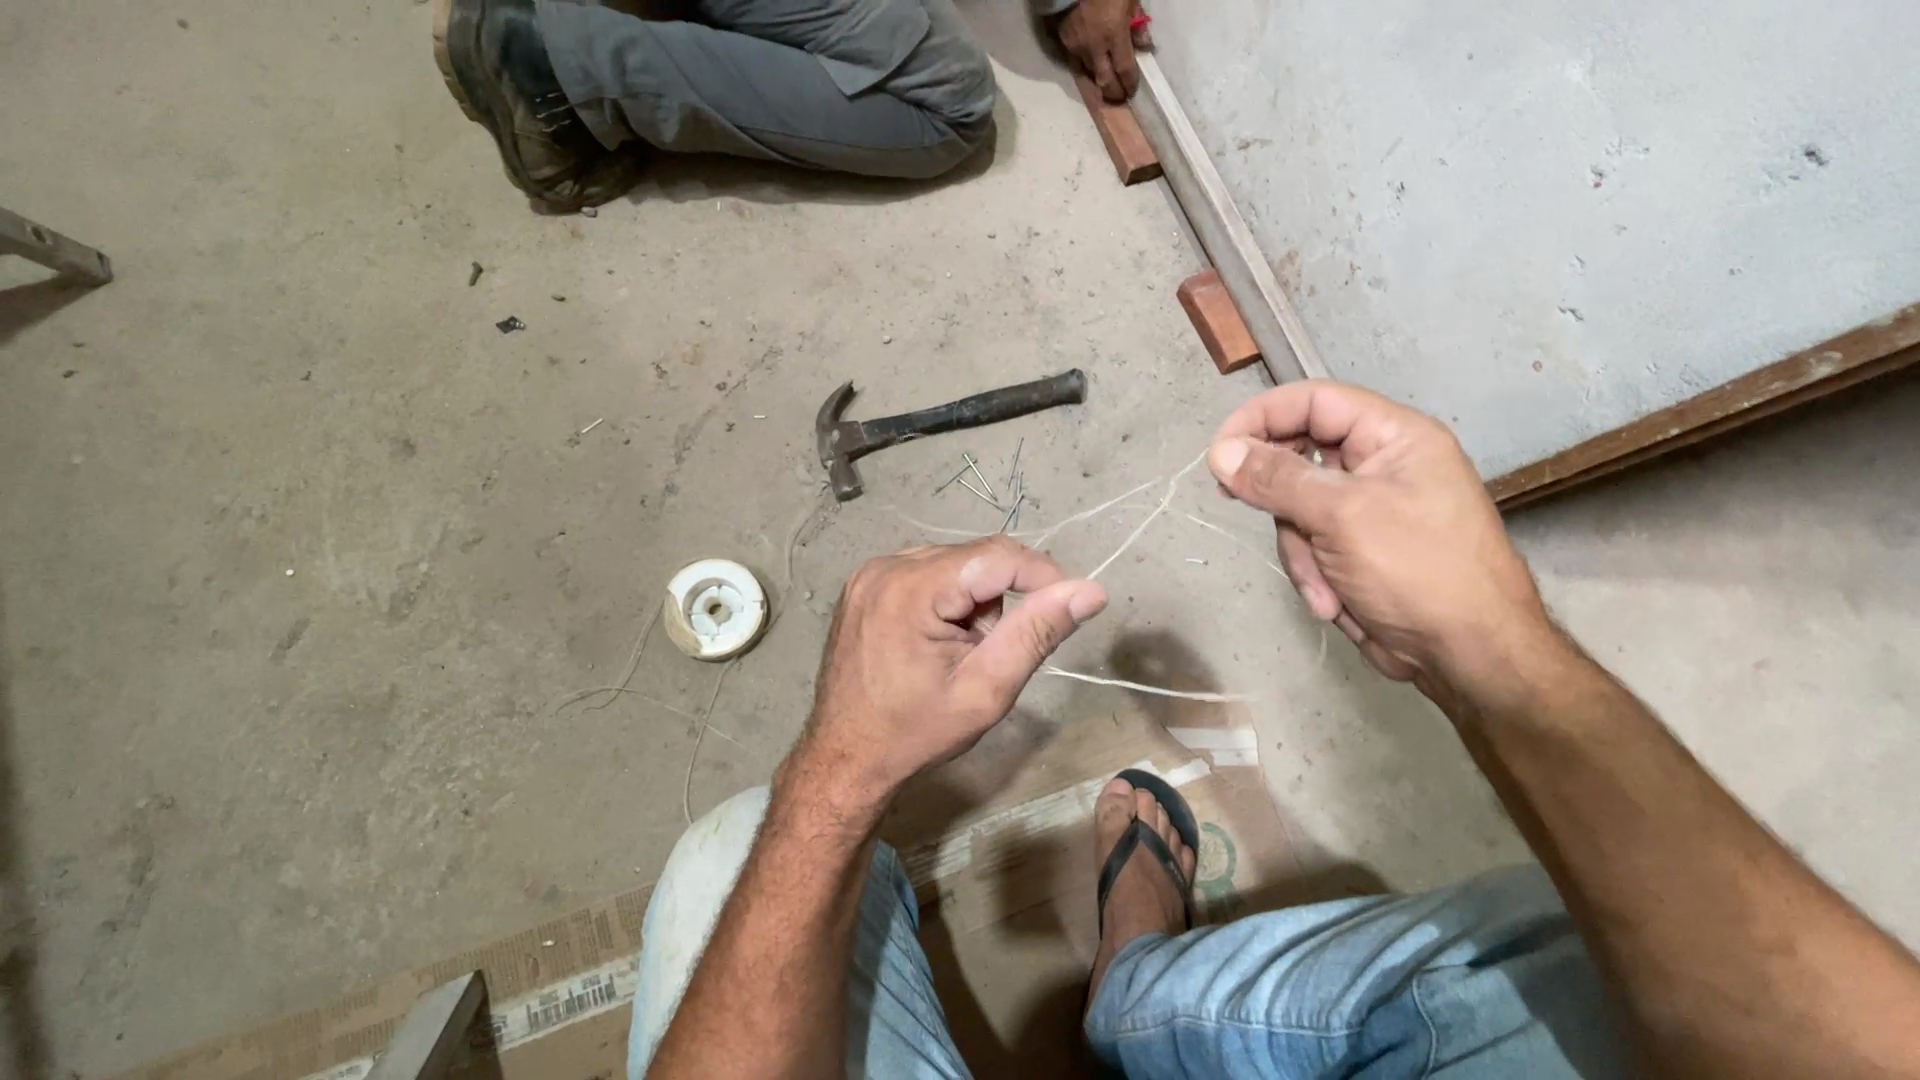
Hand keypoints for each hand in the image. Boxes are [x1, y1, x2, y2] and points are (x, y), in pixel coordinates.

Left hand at [797, 536, 1106, 802]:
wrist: (845, 757)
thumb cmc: (917, 731)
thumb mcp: (987, 689)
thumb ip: (1037, 632)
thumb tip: (1091, 590)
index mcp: (912, 588)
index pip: (997, 556)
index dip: (1043, 575)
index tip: (1069, 607)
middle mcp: (886, 566)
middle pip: (974, 557)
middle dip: (1000, 598)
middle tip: (994, 651)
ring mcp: (869, 572)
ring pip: (953, 563)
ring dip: (974, 600)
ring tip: (960, 652)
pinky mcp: (864, 583)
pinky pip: (926, 571)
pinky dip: (946, 598)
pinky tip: (935, 640)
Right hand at [1056, 0, 1150, 102]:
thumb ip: (1137, 22)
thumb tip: (1144, 45)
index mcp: (1114, 34)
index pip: (1124, 69)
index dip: (1130, 83)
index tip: (1132, 92)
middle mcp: (1096, 47)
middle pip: (1105, 81)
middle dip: (1114, 93)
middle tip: (1119, 99)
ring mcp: (1078, 48)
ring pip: (1091, 74)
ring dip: (1099, 82)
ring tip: (1106, 87)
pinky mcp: (1065, 44)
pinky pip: (1077, 63)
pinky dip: (1086, 69)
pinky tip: (1091, 70)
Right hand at [1206, 381, 1552, 687]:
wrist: (1466, 654)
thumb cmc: (1419, 570)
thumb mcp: (1342, 516)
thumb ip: (1277, 478)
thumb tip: (1220, 452)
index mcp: (1393, 437)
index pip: (1314, 402)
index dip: (1262, 417)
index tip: (1220, 450)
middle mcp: (1378, 465)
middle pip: (1297, 457)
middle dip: (1279, 499)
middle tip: (1238, 504)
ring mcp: (1365, 510)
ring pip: (1294, 509)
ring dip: (1299, 550)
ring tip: (1323, 583)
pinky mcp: (1353, 549)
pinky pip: (1307, 544)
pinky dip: (1311, 573)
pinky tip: (1333, 600)